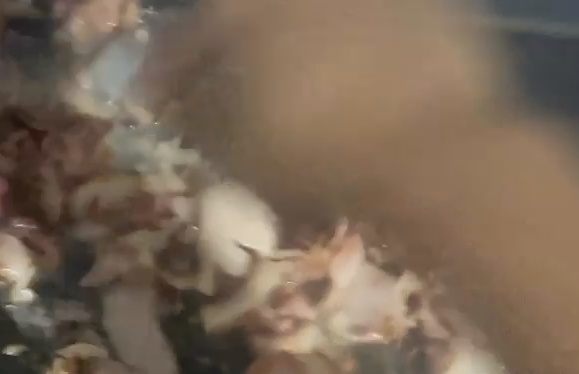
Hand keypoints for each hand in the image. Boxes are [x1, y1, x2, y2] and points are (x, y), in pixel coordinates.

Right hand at [147, 0, 519, 216]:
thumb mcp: (232, 149)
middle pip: (248, 13)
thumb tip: (179, 104)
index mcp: (252, 12)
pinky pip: (358, 18)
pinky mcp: (425, 2)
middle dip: (221, 46)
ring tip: (272, 81)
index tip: (148, 98)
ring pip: (304, 14)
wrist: (430, 150)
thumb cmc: (310, 154)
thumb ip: (196, 118)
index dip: (163, 65)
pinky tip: (333, 77)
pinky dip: (334, 41)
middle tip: (210, 83)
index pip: (189, 30)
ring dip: (277, 42)